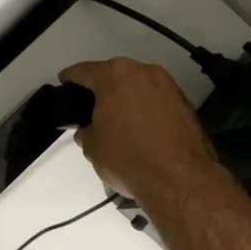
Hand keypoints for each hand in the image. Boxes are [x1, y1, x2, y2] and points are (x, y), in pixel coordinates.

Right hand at [59, 56, 218, 197]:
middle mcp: (144, 72)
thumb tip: (90, 131)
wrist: (179, 178)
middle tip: (91, 107)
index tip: (63, 81)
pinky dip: (146, 111)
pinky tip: (140, 130)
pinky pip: (157, 102)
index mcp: (115, 75)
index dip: (70, 77)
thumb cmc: (127, 156)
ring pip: (139, 88)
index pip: (84, 71)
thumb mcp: (92, 147)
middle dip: (103, 89)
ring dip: (127, 99)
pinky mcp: (187, 105)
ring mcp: (169, 87)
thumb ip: (87, 131)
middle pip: (116, 76)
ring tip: (117, 121)